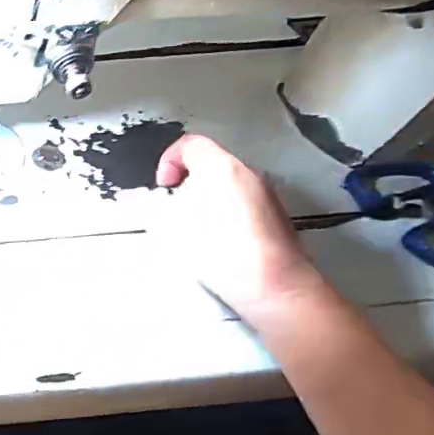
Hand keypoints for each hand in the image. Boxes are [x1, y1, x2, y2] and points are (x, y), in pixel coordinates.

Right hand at [156, 134, 324, 315]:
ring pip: (227, 184)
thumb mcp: (174, 231)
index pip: (189, 145)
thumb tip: (156, 201)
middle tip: (177, 210)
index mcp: (223, 169)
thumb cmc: (223, 256)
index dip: (168, 161)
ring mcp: (267, 194)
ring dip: (207, 199)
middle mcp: (249, 174)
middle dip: (188, 183)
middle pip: (210, 164)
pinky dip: (226, 213)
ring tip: (198, 231)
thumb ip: (161, 207)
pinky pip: (243, 202)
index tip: (164, 187)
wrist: (276, 289)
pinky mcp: (276, 215)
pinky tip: (222, 244)